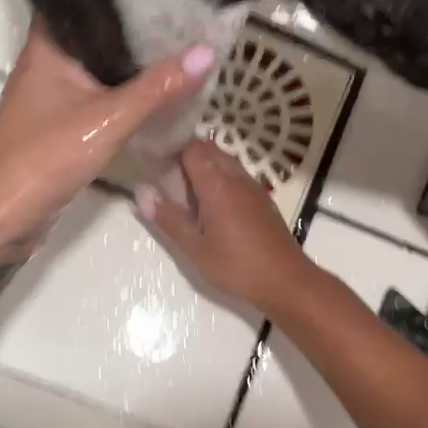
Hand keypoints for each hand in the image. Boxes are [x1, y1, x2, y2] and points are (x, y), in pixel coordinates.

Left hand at [0, 22, 217, 245]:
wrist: (2, 218)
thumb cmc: (45, 156)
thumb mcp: (109, 118)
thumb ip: (159, 86)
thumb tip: (209, 50)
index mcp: (47, 48)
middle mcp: (47, 62)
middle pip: (95, 30)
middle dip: (134, 20)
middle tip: (181, 3)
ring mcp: (53, 92)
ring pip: (100, 62)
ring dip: (133, 56)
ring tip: (181, 36)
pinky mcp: (62, 118)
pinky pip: (101, 89)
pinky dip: (127, 85)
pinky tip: (160, 84)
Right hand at [138, 141, 322, 312]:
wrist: (285, 279)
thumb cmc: (236, 266)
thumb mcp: (195, 248)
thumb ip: (169, 218)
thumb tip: (142, 193)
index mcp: (218, 185)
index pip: (192, 148)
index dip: (172, 151)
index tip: (155, 165)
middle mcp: (237, 177)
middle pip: (209, 150)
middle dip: (186, 157)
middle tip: (166, 180)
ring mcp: (253, 186)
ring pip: (225, 161)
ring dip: (204, 168)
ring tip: (185, 193)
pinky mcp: (262, 198)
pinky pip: (236, 175)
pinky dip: (220, 178)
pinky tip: (211, 205)